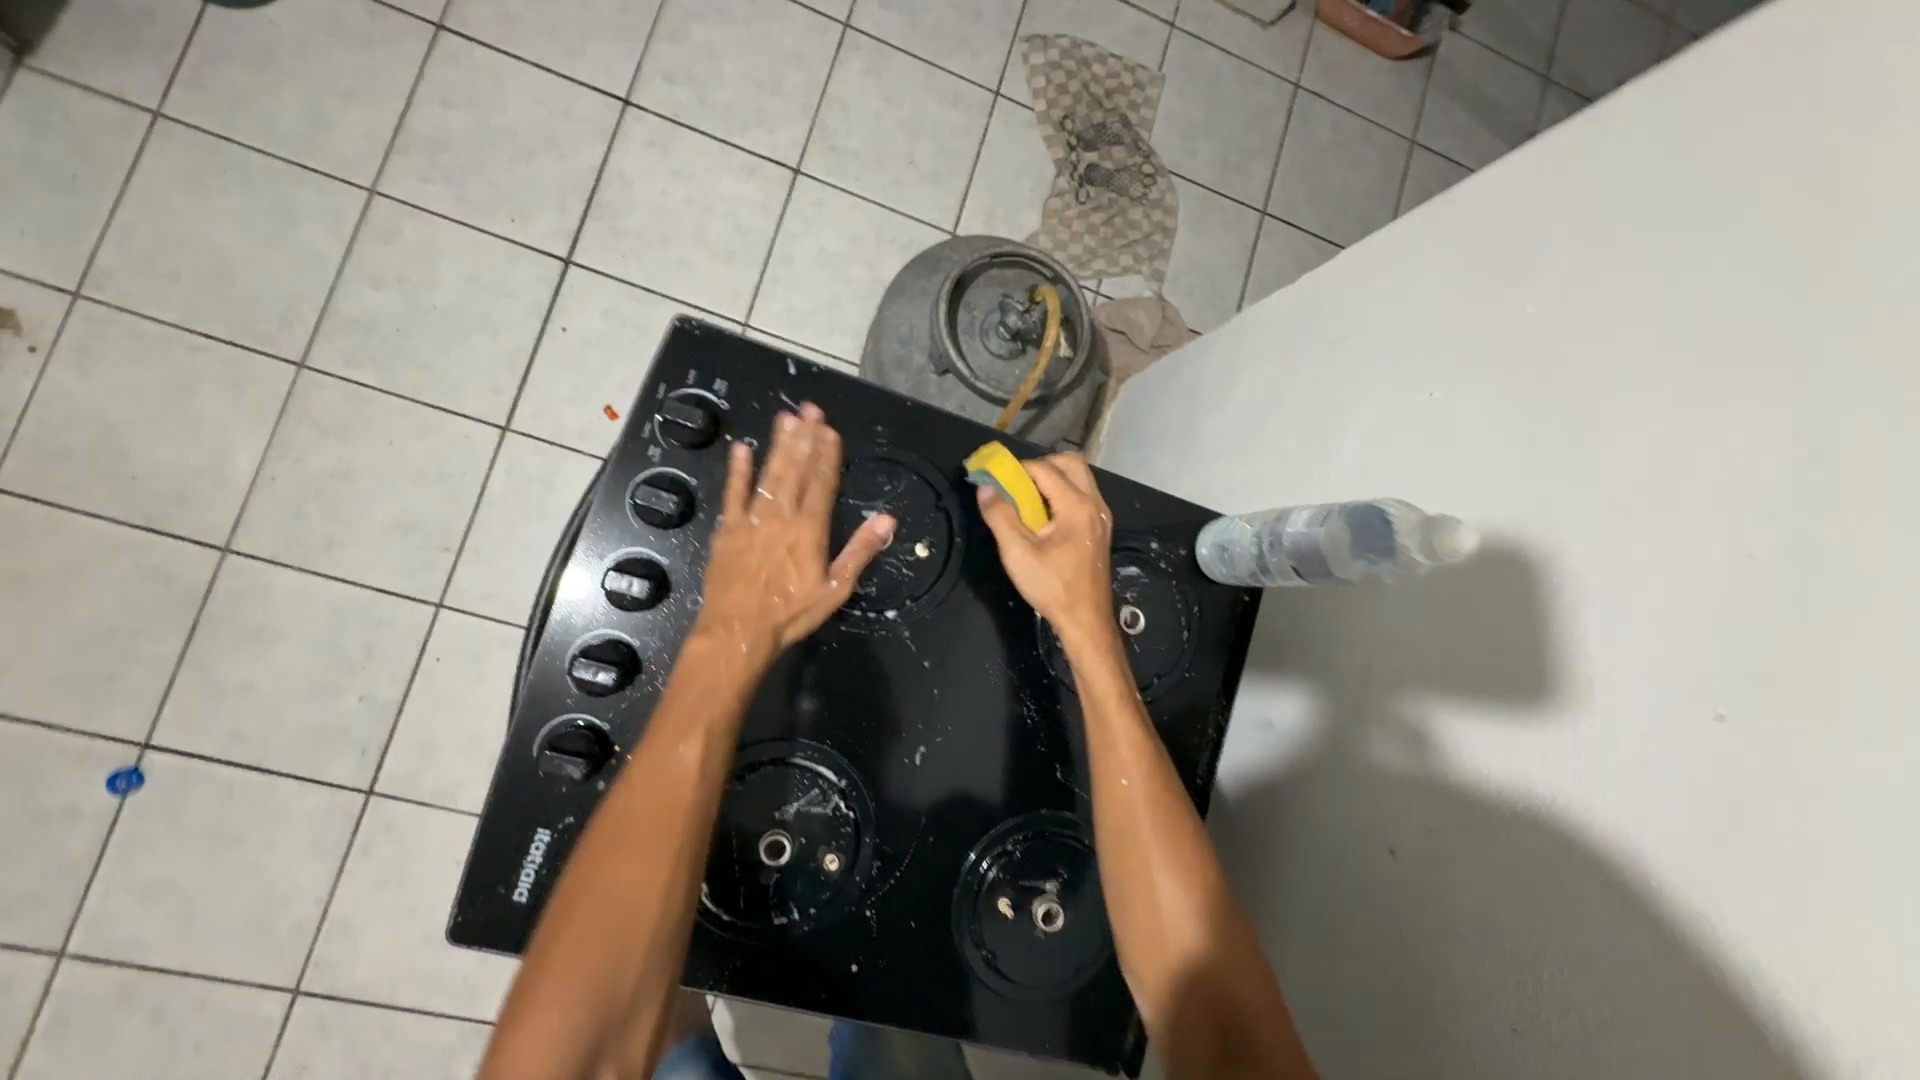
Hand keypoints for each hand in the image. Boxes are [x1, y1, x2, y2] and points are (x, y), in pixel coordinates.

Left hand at [695, 403, 894, 659]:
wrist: (737, 632)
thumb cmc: (790, 615)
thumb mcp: (835, 589)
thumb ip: (860, 551)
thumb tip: (887, 520)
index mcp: (809, 529)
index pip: (822, 482)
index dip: (827, 454)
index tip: (831, 430)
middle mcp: (781, 515)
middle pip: (796, 469)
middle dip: (805, 438)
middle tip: (811, 408)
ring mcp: (751, 519)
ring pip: (768, 474)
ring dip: (778, 445)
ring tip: (786, 417)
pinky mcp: (726, 529)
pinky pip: (733, 493)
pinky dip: (738, 471)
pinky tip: (742, 449)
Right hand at [975, 453, 1117, 649]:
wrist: (1086, 620)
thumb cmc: (1052, 588)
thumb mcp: (1017, 553)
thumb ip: (1000, 516)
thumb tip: (985, 488)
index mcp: (1076, 506)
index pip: (1045, 469)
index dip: (1018, 469)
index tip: (997, 479)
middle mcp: (1095, 504)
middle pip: (1071, 463)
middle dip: (1041, 465)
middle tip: (1018, 483)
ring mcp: (1101, 516)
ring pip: (1080, 478)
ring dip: (1053, 479)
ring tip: (1028, 500)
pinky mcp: (1100, 529)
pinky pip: (1083, 496)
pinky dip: (1063, 494)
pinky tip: (1044, 518)